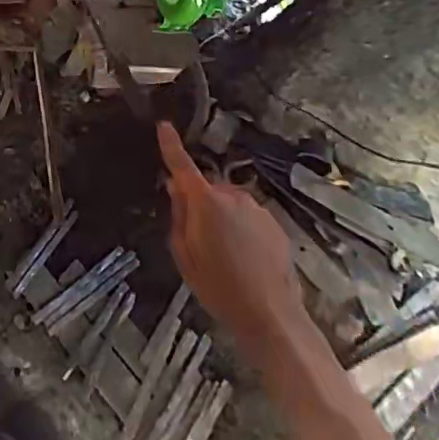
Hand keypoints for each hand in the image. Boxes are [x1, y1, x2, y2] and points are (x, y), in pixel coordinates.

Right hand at [158, 122, 302, 343]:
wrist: (270, 314)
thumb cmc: (218, 286)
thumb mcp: (184, 254)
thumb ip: (178, 216)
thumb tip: (176, 189)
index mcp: (206, 202)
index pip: (183, 166)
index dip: (171, 146)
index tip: (164, 125)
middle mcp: (233, 196)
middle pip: (208, 192)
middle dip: (200, 206)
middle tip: (198, 242)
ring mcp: (257, 208)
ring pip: (229, 205)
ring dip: (222, 220)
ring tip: (225, 258)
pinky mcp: (274, 223)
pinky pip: (248, 218)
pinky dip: (242, 231)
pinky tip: (246, 261)